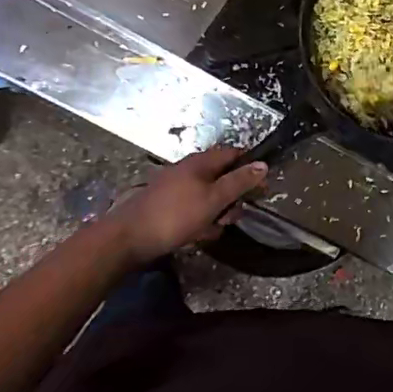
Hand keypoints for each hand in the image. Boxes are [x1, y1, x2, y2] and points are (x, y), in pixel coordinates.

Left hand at [99, 148, 268, 263]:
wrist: (128, 238)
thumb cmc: (176, 215)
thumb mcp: (214, 198)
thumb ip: (240, 181)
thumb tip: (264, 164)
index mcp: (200, 162)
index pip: (233, 154)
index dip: (250, 167)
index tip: (261, 187)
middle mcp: (188, 170)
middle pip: (223, 179)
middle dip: (232, 198)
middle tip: (232, 216)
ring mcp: (177, 189)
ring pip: (210, 198)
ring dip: (217, 214)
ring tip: (212, 229)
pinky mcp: (168, 206)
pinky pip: (194, 210)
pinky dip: (200, 221)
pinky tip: (197, 235)